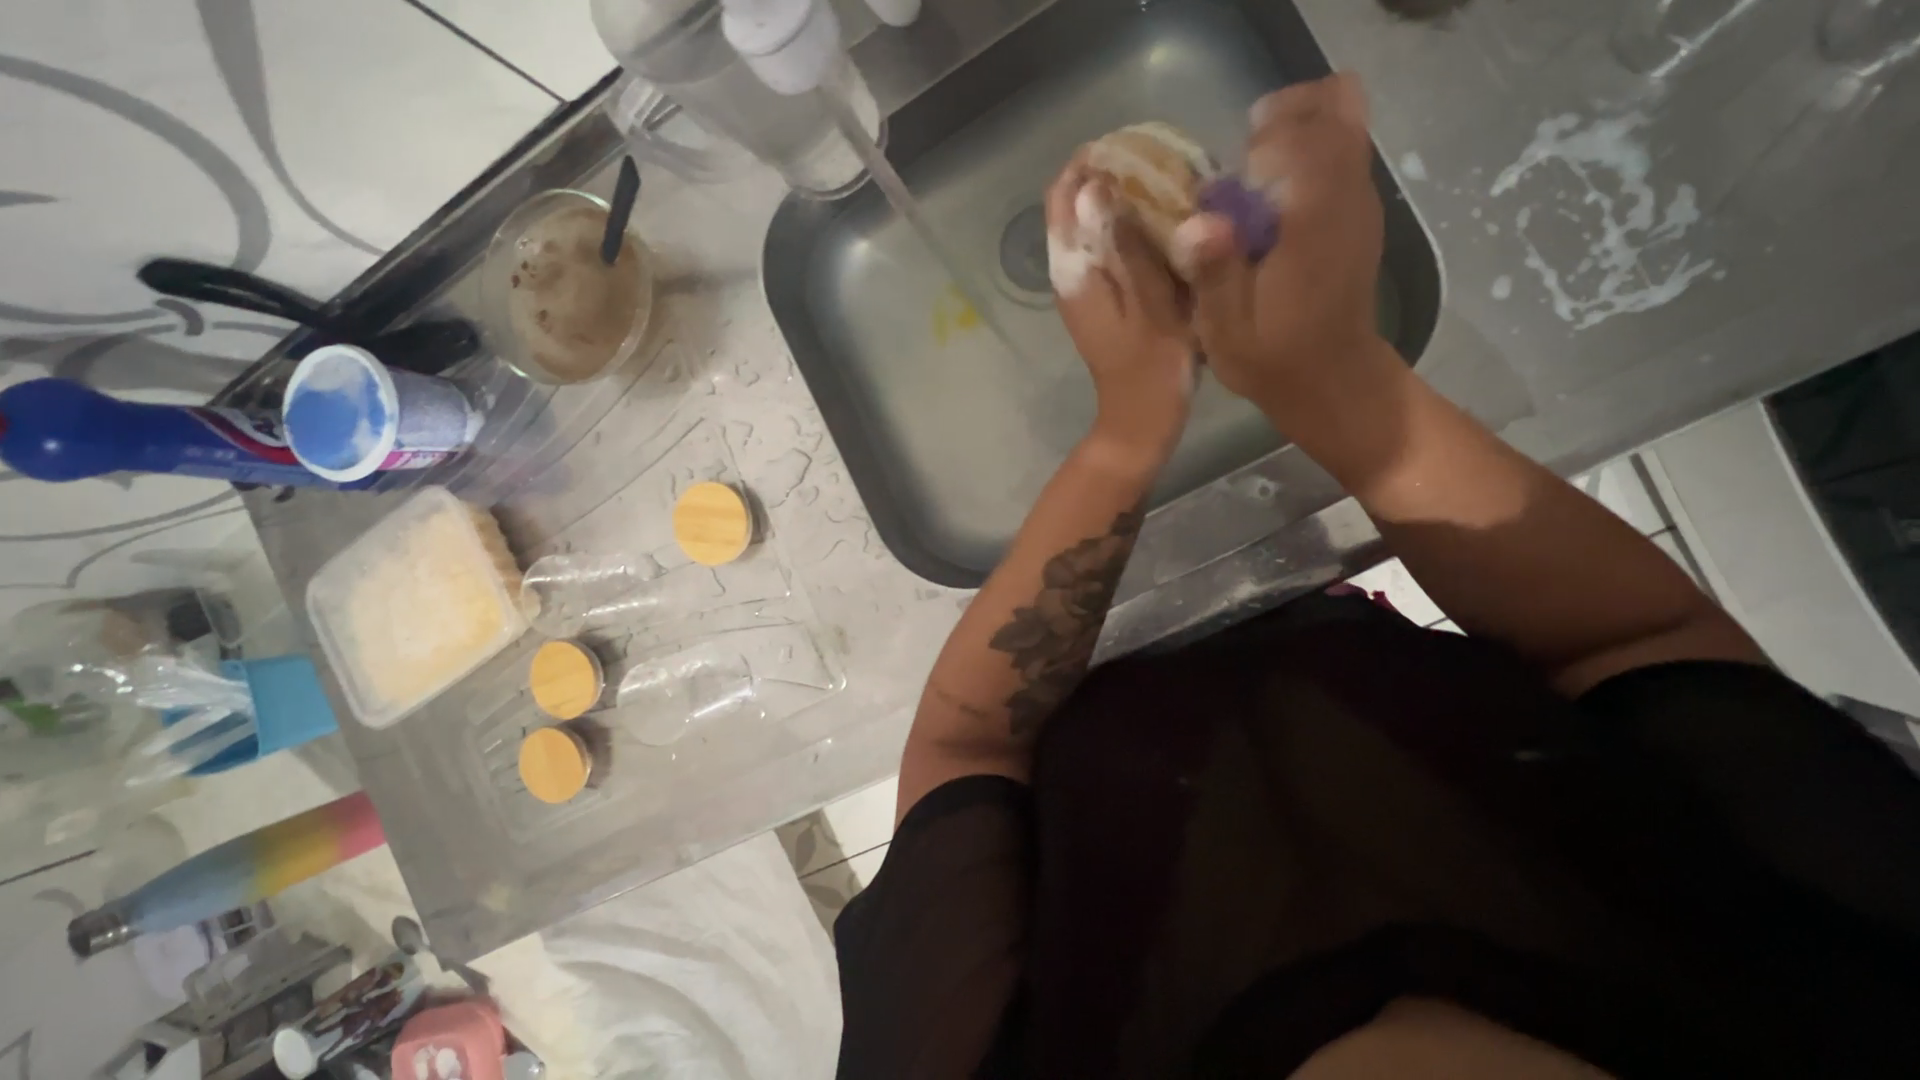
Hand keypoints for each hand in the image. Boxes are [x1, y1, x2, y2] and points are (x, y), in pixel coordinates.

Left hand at [1046, 155, 1195, 466]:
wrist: (1142, 421)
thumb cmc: (1150, 367)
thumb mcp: (1146, 302)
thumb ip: (1121, 245)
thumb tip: (1095, 185)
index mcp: (1074, 273)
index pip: (1062, 198)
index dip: (1086, 163)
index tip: (1129, 143)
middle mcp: (1071, 275)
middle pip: (1074, 209)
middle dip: (1107, 177)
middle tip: (1157, 159)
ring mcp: (1086, 289)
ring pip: (1093, 228)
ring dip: (1121, 201)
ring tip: (1168, 181)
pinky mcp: (1104, 300)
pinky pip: (1110, 250)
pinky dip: (1132, 230)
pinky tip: (1169, 225)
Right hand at [1171, 74, 1386, 408]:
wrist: (1333, 380)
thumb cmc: (1274, 358)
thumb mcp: (1227, 329)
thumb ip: (1213, 271)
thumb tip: (1198, 220)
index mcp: (1315, 221)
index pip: (1310, 129)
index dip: (1268, 133)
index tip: (1235, 173)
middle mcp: (1348, 197)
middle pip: (1337, 105)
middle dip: (1287, 114)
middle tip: (1245, 163)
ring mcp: (1360, 201)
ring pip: (1344, 121)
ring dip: (1296, 133)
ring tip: (1254, 184)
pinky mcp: (1358, 212)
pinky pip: (1341, 151)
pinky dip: (1306, 155)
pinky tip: (1272, 204)